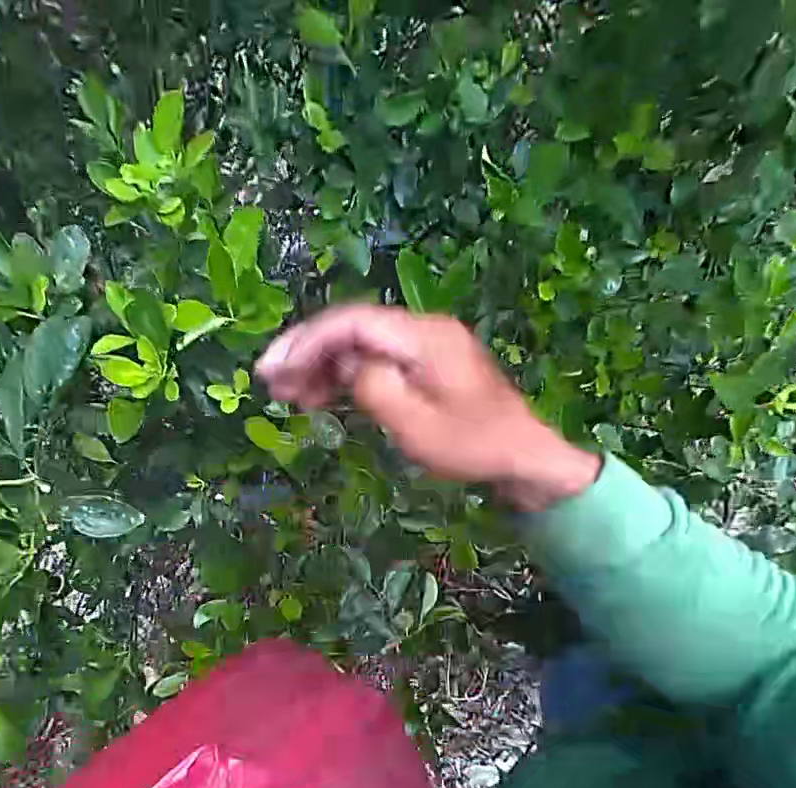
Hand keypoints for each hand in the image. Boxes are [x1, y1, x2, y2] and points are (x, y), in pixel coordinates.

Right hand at [255, 304, 600, 511]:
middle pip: (354, 328)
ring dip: (325, 366)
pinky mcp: (429, 366)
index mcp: (424, 337)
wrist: (524, 457)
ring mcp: (428, 346)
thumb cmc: (474, 447)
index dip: (308, 342)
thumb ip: (374, 388)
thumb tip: (347, 367)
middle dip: (309, 352)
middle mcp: (424, 330)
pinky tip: (325, 396)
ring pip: (363, 344)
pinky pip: (380, 360)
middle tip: (271, 382)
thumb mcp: (417, 426)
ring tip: (291, 395)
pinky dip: (350, 376)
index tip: (275, 369)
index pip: (353, 322)